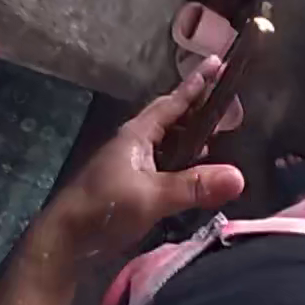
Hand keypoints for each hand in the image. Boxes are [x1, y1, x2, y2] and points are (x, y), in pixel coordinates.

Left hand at [32, 56, 245, 262]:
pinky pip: (165, 160)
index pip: (174, 101)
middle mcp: (135, 141)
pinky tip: (196, 168)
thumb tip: (239, 176)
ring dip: (192, 133)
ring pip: (168, 138)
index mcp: (138, 134)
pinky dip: (184, 158)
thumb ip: (194, 186)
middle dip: (198, 107)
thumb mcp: (152, 196)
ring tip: (217, 132)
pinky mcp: (133, 183)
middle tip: (225, 103)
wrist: (65, 242)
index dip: (197, 83)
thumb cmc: (104, 209)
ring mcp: (132, 162)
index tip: (218, 62)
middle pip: (172, 116)